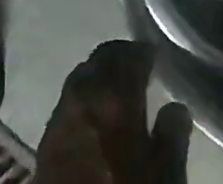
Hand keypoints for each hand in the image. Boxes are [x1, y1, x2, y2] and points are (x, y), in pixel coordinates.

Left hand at [34, 41, 190, 183]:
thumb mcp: (166, 177)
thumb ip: (172, 138)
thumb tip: (176, 107)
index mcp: (114, 96)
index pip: (128, 55)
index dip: (143, 51)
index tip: (155, 54)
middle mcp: (83, 94)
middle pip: (99, 60)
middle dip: (118, 57)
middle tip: (136, 65)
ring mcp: (60, 113)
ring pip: (81, 77)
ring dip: (98, 74)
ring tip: (117, 88)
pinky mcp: (46, 136)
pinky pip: (68, 100)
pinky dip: (84, 96)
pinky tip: (95, 113)